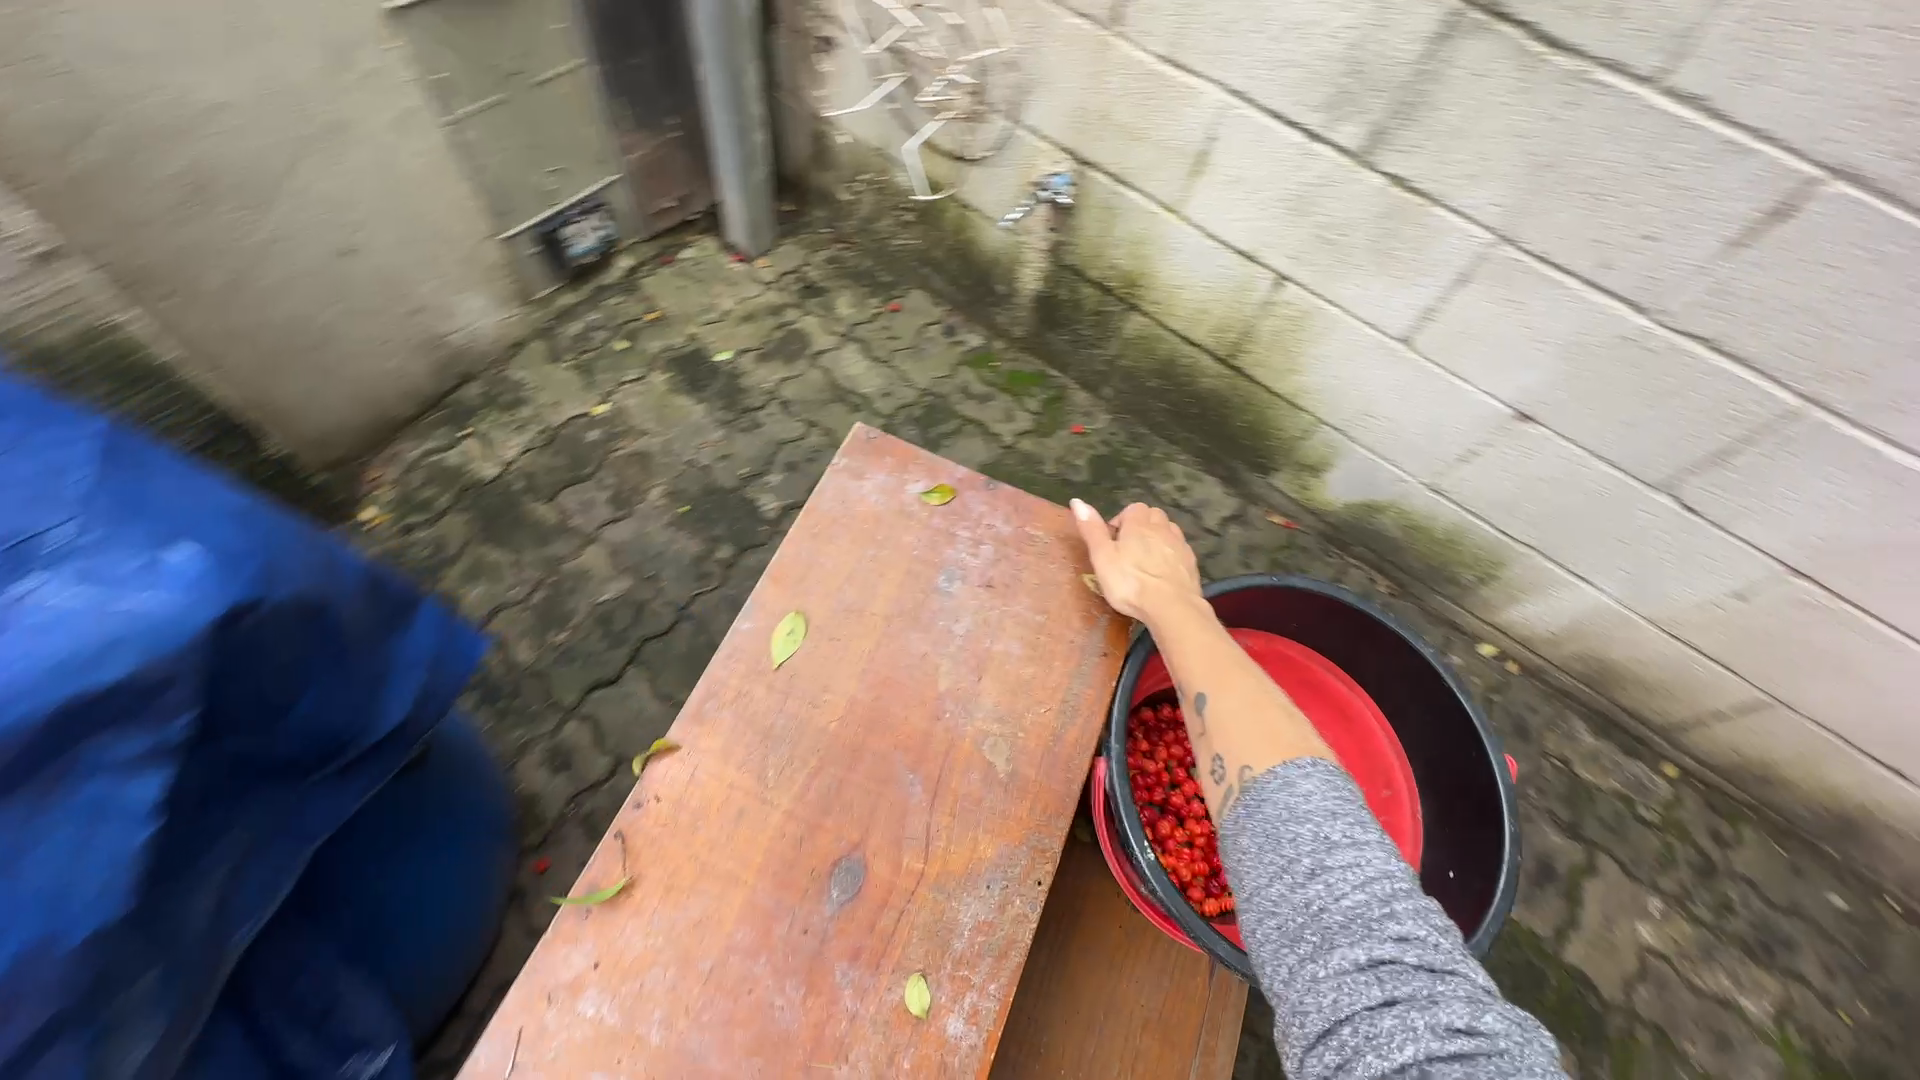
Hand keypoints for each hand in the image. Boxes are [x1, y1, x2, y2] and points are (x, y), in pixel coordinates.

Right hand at [1070, 499, 1204, 625]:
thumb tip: (1077, 501)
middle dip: (1141, 527)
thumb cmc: (1130, 582)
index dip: (1121, 522)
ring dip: (1157, 538)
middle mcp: (1162, 528)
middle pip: (1153, 516)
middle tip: (1128, 550)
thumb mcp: (1102, 556)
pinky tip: (1162, 573)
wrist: (1171, 606)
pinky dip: (1170, 555)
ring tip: (1145, 561)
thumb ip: (1092, 529)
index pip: (1132, 509)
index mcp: (1139, 523)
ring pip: (1168, 531)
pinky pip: (1179, 550)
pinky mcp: (1191, 563)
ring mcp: (1180, 545)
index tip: (1113, 542)